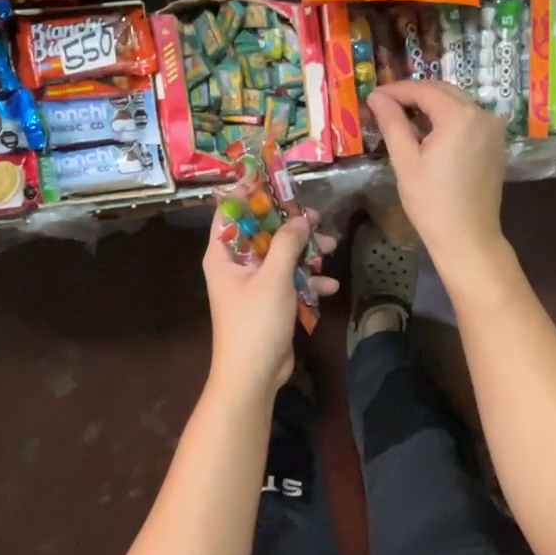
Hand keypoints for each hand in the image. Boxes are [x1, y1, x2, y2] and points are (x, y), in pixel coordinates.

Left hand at [202, 208, 338, 395]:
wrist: (253, 375)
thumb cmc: (255, 322)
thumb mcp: (274, 278)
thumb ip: (287, 243)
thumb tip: (300, 218)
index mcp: (223, 254)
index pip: (230, 212)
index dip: (249, 193)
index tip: (274, 179)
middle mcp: (235, 265)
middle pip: (262, 231)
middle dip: (291, 225)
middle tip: (316, 216)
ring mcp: (253, 284)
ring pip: (281, 255)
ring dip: (306, 252)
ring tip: (332, 247)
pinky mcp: (270, 302)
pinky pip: (289, 281)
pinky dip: (308, 281)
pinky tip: (329, 287)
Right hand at [368, 80, 506, 270]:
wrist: (468, 238)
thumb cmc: (432, 203)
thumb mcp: (405, 161)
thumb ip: (392, 123)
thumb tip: (376, 97)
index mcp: (460, 116)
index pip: (423, 90)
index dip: (395, 90)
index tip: (372, 96)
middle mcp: (482, 114)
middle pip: (442, 91)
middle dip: (413, 95)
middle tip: (384, 105)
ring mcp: (493, 129)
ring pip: (456, 104)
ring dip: (430, 106)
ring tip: (402, 119)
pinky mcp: (495, 144)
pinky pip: (468, 120)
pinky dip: (447, 119)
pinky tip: (428, 133)